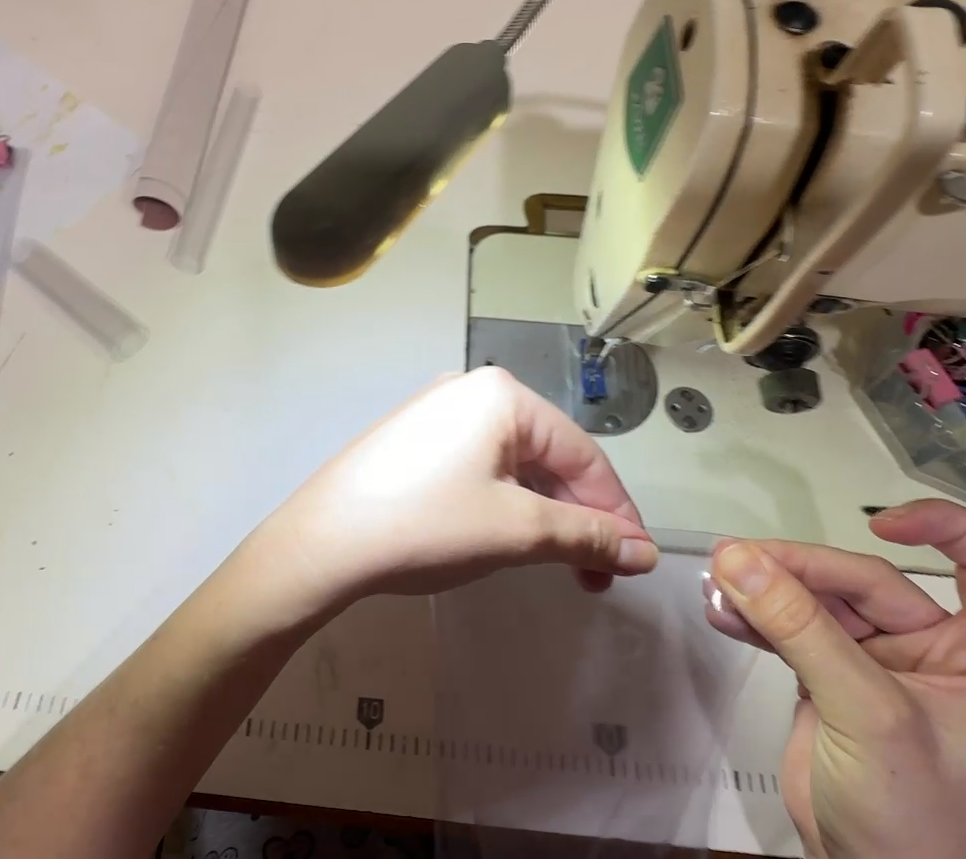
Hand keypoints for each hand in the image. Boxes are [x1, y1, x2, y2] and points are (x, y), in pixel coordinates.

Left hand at [237, 368, 659, 623]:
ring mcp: (437, 412)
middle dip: (578, 516)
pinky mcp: (414, 438)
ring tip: (558, 565)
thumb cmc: (427, 526)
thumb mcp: (518, 531)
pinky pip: (479, 465)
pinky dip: (505, 502)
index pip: (584, 454)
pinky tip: (511, 536)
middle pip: (549, 456)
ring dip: (543, 513)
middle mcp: (471, 390)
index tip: (636, 561)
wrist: (322, 542)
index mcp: (503, 395)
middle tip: (595, 575)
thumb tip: (643, 553)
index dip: (617, 511)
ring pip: (514, 463)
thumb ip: (587, 537)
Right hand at [705, 499, 965, 858]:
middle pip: (870, 582)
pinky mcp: (829, 677)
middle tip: (733, 562)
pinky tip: (720, 615)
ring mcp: (878, 663)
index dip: (949, 531)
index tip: (880, 524)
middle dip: (802, 571)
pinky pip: (791, 629)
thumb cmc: (907, 809)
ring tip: (717, 587)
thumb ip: (802, 630)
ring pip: (821, 601)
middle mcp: (938, 650)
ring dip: (767, 591)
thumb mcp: (866, 714)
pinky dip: (755, 619)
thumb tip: (734, 557)